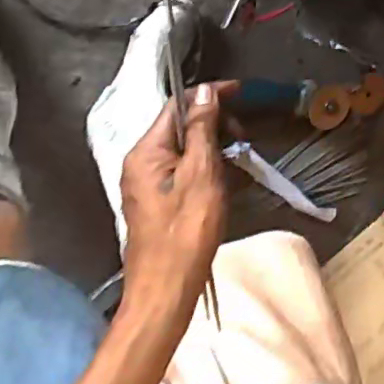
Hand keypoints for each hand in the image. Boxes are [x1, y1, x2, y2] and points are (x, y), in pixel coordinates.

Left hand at [118, 81, 234, 312]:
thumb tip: (205, 91)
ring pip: (185, 148)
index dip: (210, 94)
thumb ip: (202, 127)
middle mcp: (140, 162)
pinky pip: (183, 169)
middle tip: (243, 137)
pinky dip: (206, 167)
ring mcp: (146, 184)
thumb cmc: (186, 230)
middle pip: (181, 125)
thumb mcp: (201, 172)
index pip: (178, 104)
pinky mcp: (156, 201)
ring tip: (237, 160)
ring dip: (214, 147)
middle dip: (215, 124)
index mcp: (146, 151)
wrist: (166, 292)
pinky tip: (225, 180)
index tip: (240, 92)